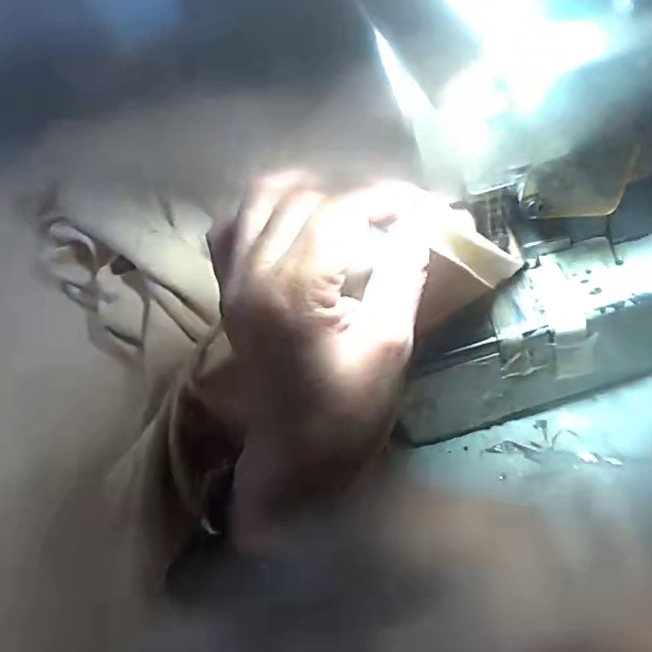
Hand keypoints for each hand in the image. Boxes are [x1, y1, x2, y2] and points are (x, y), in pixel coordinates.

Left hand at [210, 172, 431, 543]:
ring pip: (262, 199)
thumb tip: (424, 219)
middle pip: (303, 199)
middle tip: (399, 213)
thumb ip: (404, 271)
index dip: (385, 199)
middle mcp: (252, 275)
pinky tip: (301, 223)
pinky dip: (268, 211)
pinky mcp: (227, 290)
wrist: (296, 459)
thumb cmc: (350, 409)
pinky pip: (234, 226)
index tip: (424, 206)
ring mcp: (232, 281)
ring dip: (312, 192)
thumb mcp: (391, 342)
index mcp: (292, 291)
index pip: (338, 212)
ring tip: (354, 208)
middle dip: (357, 195)